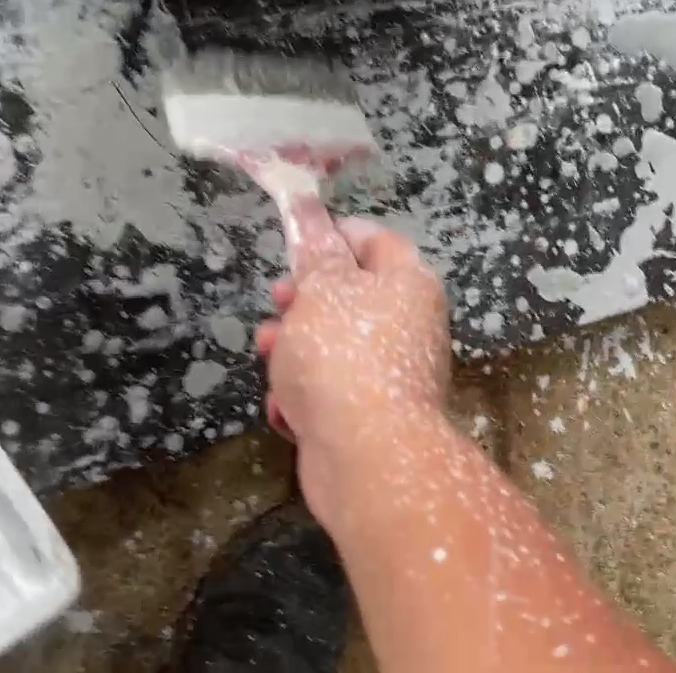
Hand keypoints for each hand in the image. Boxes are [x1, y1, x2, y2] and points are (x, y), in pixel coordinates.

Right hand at [255, 218, 451, 519]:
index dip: (336, 234)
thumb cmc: (342, 355)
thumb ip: (316, 254)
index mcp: (409, 284)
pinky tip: (283, 408)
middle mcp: (409, 325)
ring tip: (266, 352)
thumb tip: (314, 217)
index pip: (376, 241)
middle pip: (351, 296)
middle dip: (304, 299)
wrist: (368, 457)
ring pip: (334, 347)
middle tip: (277, 300)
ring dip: (294, 348)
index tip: (299, 240)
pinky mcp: (370, 418)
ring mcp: (391, 375)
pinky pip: (331, 394)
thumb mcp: (321, 290)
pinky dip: (304, 397)